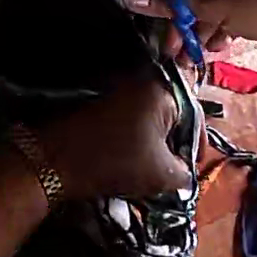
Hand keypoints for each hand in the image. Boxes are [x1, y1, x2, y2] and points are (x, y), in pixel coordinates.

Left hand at [34, 71, 189, 199]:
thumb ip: (186, 172)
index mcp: (162, 91)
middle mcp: (142, 82)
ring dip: (158, 142)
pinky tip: (136, 160)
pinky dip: (139, 137)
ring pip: (152, 117)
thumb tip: (187, 172)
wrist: (59, 157)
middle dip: (177, 142)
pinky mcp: (104, 102)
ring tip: (157, 169)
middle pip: (173, 112)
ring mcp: (121, 91)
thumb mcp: (162, 173)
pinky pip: (133, 118)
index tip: (194, 168)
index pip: (195, 114)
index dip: (198, 144)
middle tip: (178, 170)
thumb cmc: (116, 160)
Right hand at [126, 0, 256, 62]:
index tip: (149, 0)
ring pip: (208, 3)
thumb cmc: (252, 1)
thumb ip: (166, 2)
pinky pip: (226, 14)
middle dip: (178, 14)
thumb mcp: (205, 3)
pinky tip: (215, 47)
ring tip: (187, 54)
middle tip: (168, 40)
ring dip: (195, 28)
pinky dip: (216, 29)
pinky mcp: (255, 3)